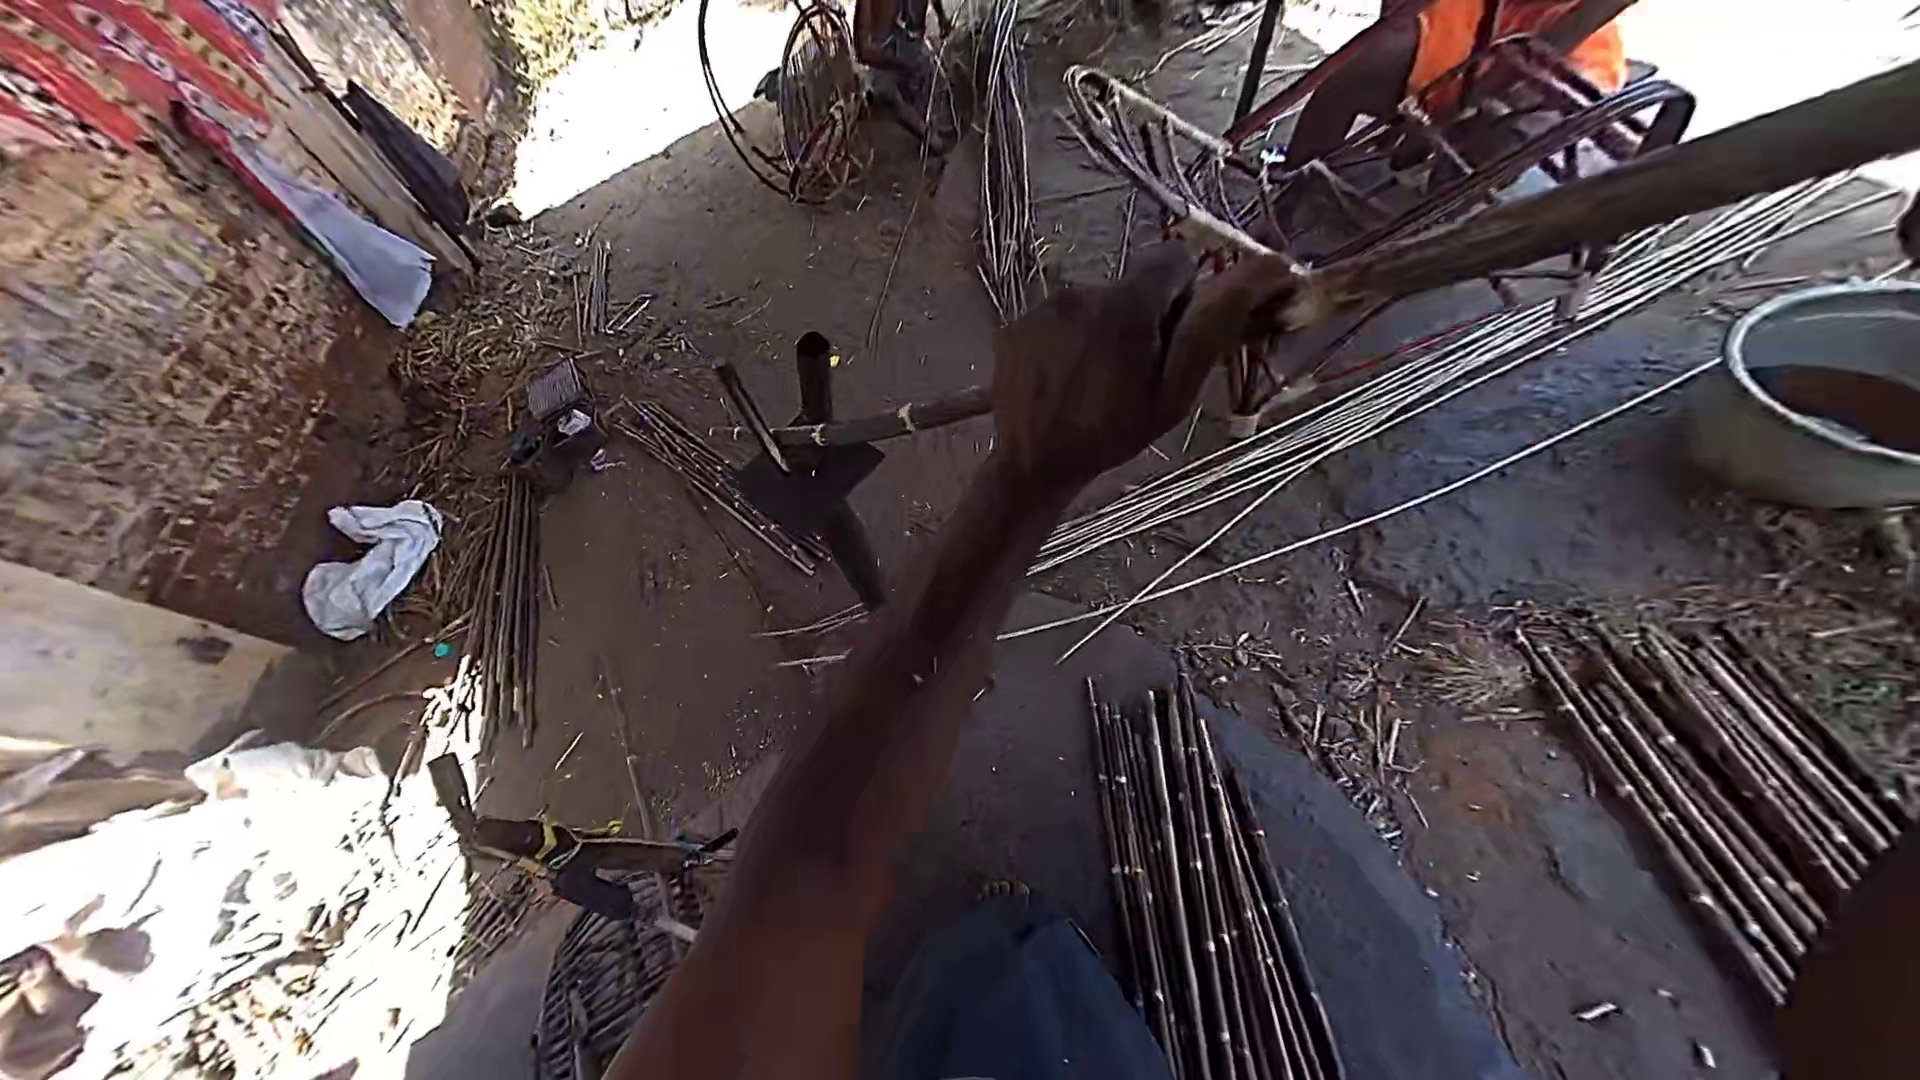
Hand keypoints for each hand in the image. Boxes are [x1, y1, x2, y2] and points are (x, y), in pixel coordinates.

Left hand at [990, 242, 1299, 492]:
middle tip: (1131, 373)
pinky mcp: (1015, 325)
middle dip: (1142, 318)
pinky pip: (1057, 319)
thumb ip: (1212, 329)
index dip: (1184, 296)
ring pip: (1093, 303)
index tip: (1173, 339)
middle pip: (1131, 285)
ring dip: (1102, 330)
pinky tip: (1061, 379)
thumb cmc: (1109, 436)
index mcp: (1126, 304)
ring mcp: (1041, 307)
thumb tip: (1268, 268)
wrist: (1030, 464)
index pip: (1175, 260)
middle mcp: (1081, 291)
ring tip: (1090, 382)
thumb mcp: (1171, 394)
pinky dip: (1066, 341)